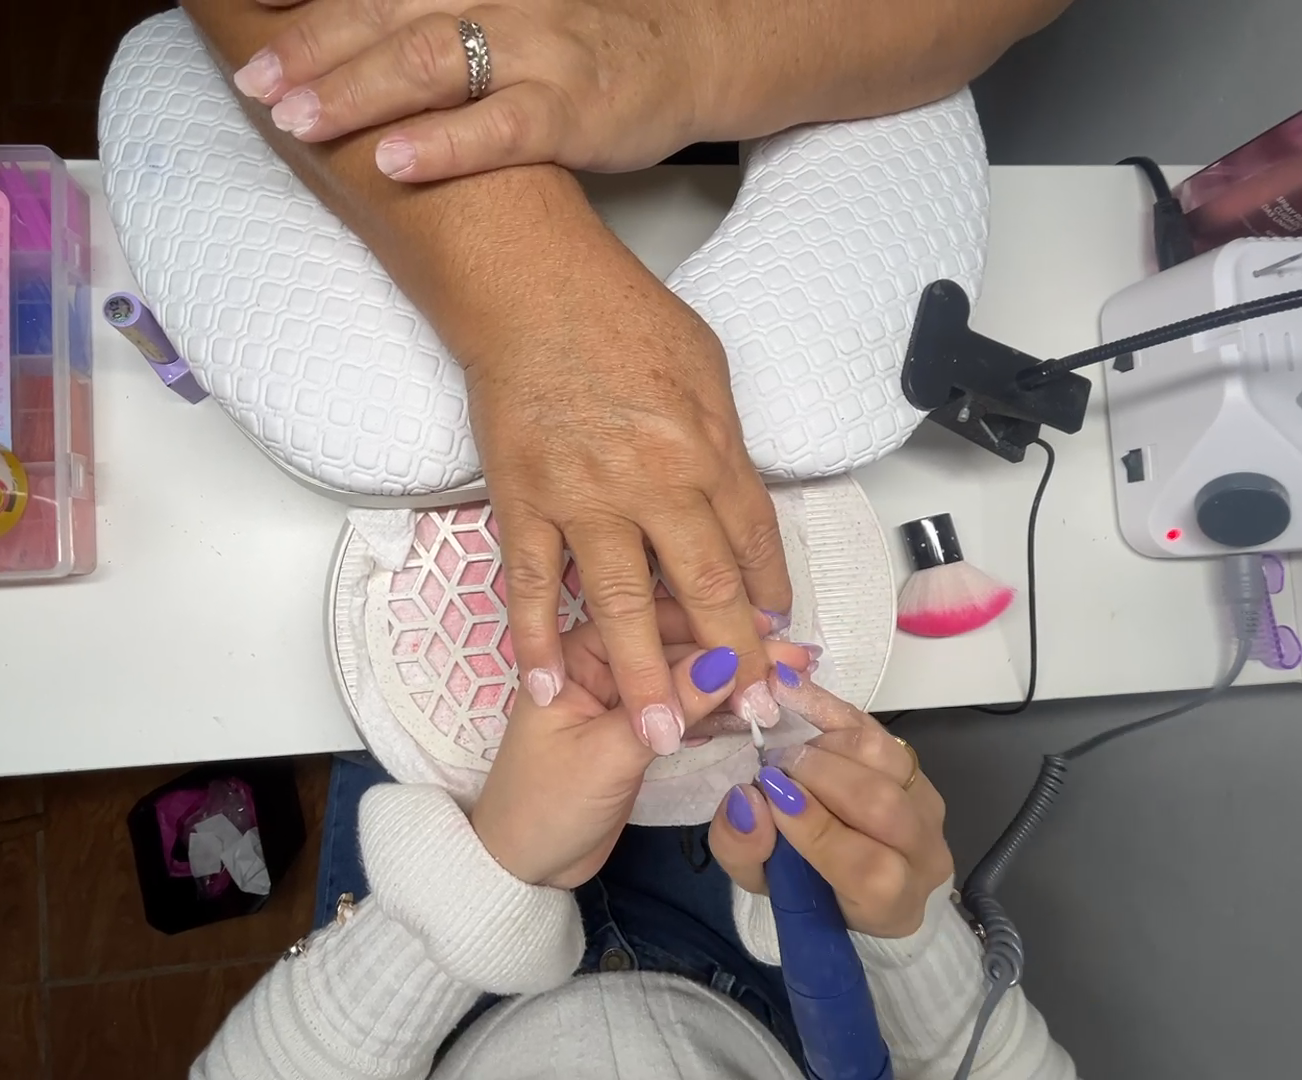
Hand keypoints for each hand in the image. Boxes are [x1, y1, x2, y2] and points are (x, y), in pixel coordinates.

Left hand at [231, 0, 718, 180]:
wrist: (684, 51)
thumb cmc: (582, 37)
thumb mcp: (507, 8)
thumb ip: (439, 15)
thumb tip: (372, 39)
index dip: (310, 8)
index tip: (252, 30)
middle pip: (385, 14)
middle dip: (313, 49)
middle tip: (258, 85)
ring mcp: (536, 51)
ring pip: (432, 62)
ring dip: (359, 92)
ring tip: (300, 120)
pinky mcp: (570, 110)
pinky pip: (500, 128)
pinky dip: (445, 145)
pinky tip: (395, 163)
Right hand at [463, 245, 790, 754]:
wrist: (533, 290)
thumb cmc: (624, 316)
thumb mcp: (708, 368)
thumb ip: (723, 441)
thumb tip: (736, 500)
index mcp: (709, 447)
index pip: (753, 543)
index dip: (768, 596)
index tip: (776, 635)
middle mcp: (655, 485)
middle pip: (704, 588)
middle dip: (734, 659)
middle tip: (753, 715)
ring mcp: (585, 500)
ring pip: (623, 604)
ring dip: (646, 676)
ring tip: (663, 735)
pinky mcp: (525, 503)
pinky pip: (533, 585)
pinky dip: (536, 641)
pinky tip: (545, 689)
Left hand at [472, 605, 810, 886]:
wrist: (526, 867)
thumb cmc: (548, 804)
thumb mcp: (609, 753)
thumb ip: (669, 707)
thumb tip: (729, 659)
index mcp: (580, 651)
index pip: (652, 623)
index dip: (713, 626)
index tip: (770, 630)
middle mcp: (604, 662)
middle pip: (678, 648)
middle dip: (736, 651)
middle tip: (799, 655)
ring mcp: (625, 695)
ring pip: (688, 678)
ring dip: (737, 679)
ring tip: (795, 674)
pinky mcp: (641, 727)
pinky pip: (686, 708)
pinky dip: (721, 707)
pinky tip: (759, 701)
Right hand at [710, 670, 953, 938]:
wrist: (854, 878)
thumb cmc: (805, 887)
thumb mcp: (760, 885)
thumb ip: (744, 850)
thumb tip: (746, 800)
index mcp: (888, 903)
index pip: (869, 867)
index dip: (816, 826)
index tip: (769, 793)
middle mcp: (921, 853)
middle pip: (880, 804)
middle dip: (817, 775)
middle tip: (770, 765)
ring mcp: (925, 803)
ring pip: (885, 759)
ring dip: (827, 744)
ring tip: (786, 747)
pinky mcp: (910, 762)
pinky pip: (872, 726)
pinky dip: (828, 705)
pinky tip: (789, 689)